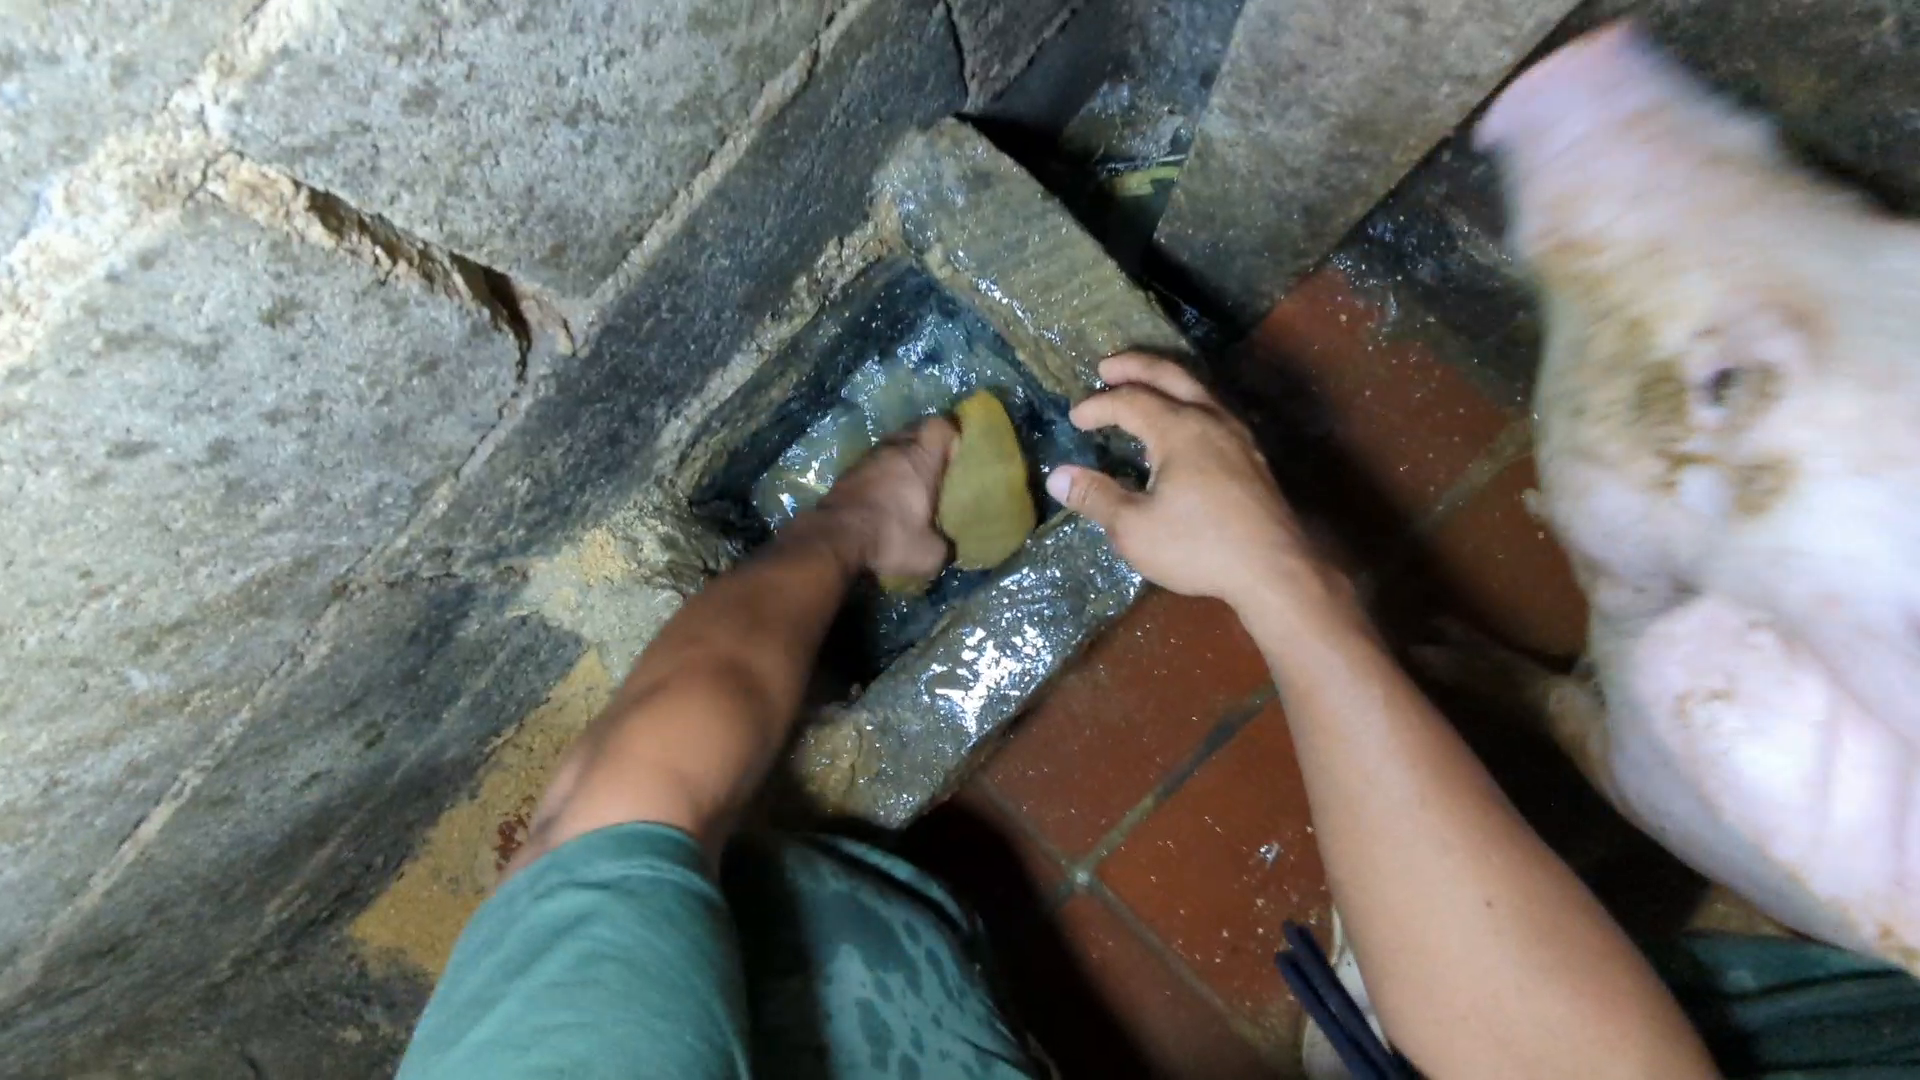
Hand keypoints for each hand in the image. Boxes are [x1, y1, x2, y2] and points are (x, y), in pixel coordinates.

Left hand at [813, 416, 957, 580]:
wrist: (833, 542)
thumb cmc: (891, 539)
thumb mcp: (931, 554)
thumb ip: (945, 544)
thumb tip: (946, 546)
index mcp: (920, 458)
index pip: (941, 425)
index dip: (951, 435)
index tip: (957, 455)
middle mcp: (893, 449)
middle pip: (915, 432)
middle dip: (927, 447)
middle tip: (937, 471)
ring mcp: (865, 459)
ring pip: (891, 448)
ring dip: (901, 461)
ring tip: (910, 486)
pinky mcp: (846, 475)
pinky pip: (872, 466)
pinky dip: (881, 476)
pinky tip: (884, 498)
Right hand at [1046, 354, 1320, 608]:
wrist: (1273, 569)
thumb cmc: (1198, 546)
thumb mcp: (1133, 527)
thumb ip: (1095, 497)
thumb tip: (1057, 476)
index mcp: (1179, 430)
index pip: (1129, 401)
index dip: (1098, 406)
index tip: (1075, 420)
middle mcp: (1210, 420)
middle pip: (1170, 375)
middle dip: (1135, 366)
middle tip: (1107, 366)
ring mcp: (1237, 436)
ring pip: (1198, 389)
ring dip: (1165, 381)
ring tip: (1143, 387)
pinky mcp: (1251, 457)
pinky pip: (1214, 410)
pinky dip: (1188, 403)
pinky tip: (1183, 426)